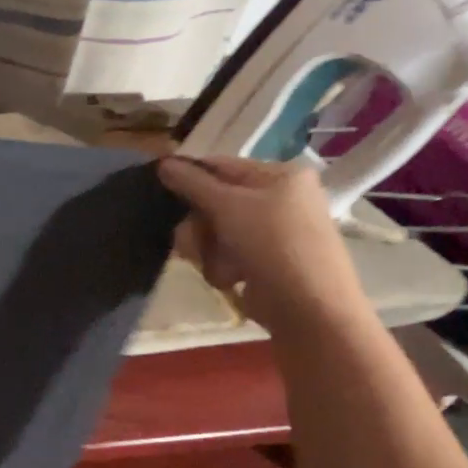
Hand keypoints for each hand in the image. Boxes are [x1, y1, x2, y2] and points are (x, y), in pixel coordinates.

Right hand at [157, 155, 370, 335]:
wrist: (307, 305)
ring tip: (218, 265)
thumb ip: (192, 183)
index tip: (160, 196)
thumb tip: (162, 162)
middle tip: (195, 241)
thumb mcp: (228, 206)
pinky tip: (231, 277)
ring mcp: (272, 230)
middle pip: (212, 202)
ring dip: (206, 249)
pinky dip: (220, 265)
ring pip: (213, 231)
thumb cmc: (272, 243)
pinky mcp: (264, 258)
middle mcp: (278, 198)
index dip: (188, 179)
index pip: (220, 166)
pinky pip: (224, 252)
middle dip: (198, 225)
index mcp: (280, 175)